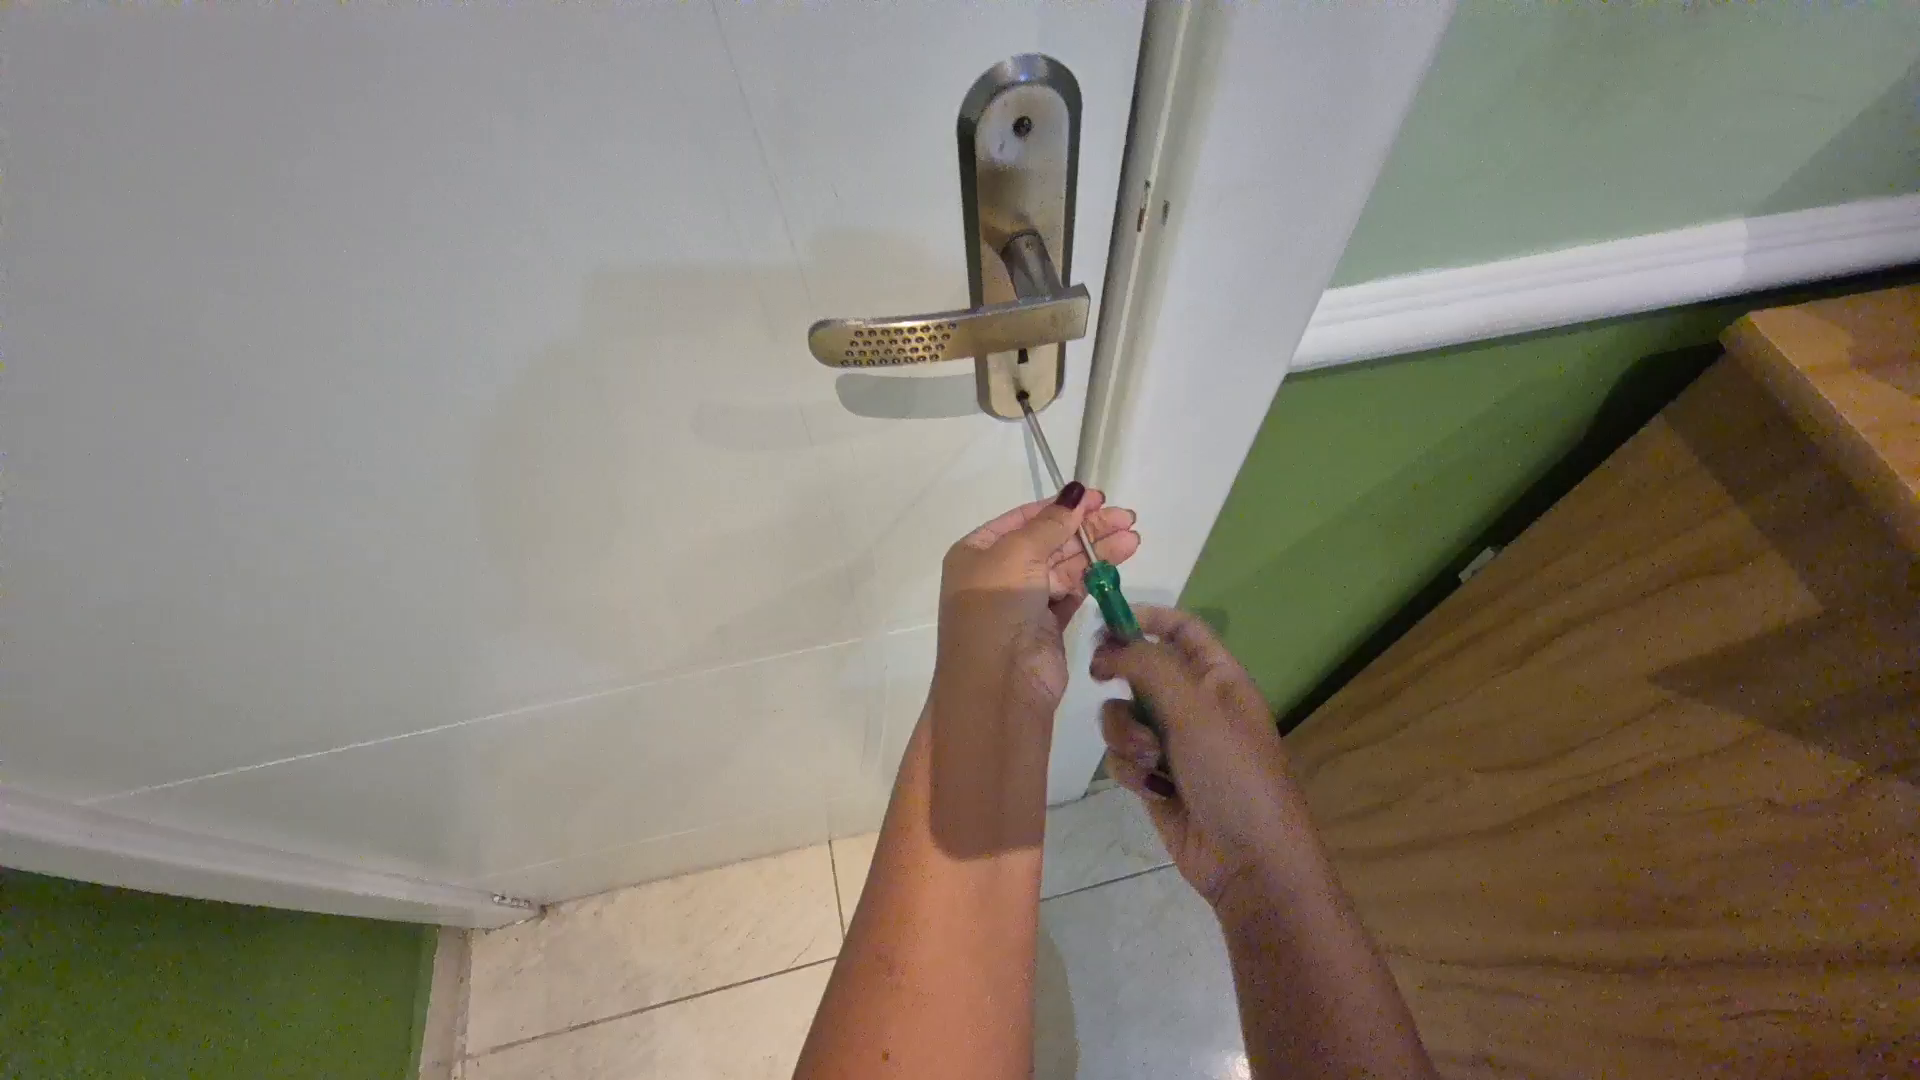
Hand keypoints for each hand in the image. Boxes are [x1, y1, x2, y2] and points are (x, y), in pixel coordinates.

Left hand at [932, 484, 1138, 726]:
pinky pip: (1072, 592)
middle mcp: (997, 573)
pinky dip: (1094, 577)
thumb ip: (1050, 523)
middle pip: (1049, 541)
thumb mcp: (1017, 554)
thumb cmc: (996, 607)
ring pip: (1065, 566)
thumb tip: (1076, 492)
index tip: (1098, 498)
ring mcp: (1023, 600)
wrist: (999, 683)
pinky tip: (1118, 562)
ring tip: (1133, 538)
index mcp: (977, 552)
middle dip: (1086, 528)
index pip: (1024, 519)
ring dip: (1097, 551)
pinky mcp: (1047, 624)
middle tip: (1126, 518)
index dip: (1060, 507)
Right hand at [1091, 605, 1318, 912]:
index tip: (1106, 620)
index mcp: (1217, 678)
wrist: (1249, 863)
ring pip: (1122, 713)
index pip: (1182, 629)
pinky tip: (1152, 788)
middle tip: (1098, 675)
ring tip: (1148, 759)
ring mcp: (1172, 741)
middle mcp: (1193, 703)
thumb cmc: (1234, 775)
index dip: (1147, 617)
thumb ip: (1149, 667)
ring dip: (1125, 733)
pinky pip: (1122, 754)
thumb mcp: (1195, 710)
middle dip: (1121, 677)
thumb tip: (1110, 645)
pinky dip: (1130, 768)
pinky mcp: (1153, 775)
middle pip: (1141, 669)